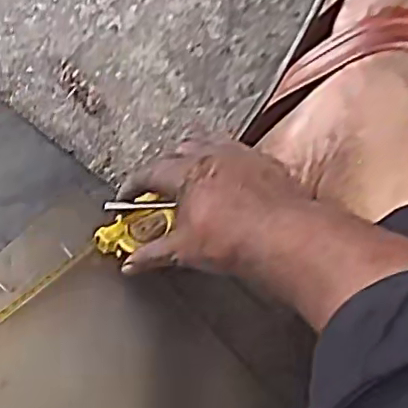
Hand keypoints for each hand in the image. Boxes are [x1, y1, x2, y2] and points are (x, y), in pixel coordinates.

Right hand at [116, 138, 317, 276]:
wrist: (281, 237)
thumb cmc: (233, 238)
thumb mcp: (180, 250)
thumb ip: (150, 254)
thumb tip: (132, 262)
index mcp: (189, 172)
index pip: (150, 172)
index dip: (132, 186)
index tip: (126, 196)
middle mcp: (216, 155)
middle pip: (180, 150)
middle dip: (163, 167)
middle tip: (155, 188)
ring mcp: (243, 155)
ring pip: (210, 146)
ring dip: (194, 160)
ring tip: (187, 180)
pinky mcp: (265, 164)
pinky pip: (236, 155)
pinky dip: (221, 166)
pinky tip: (221, 185)